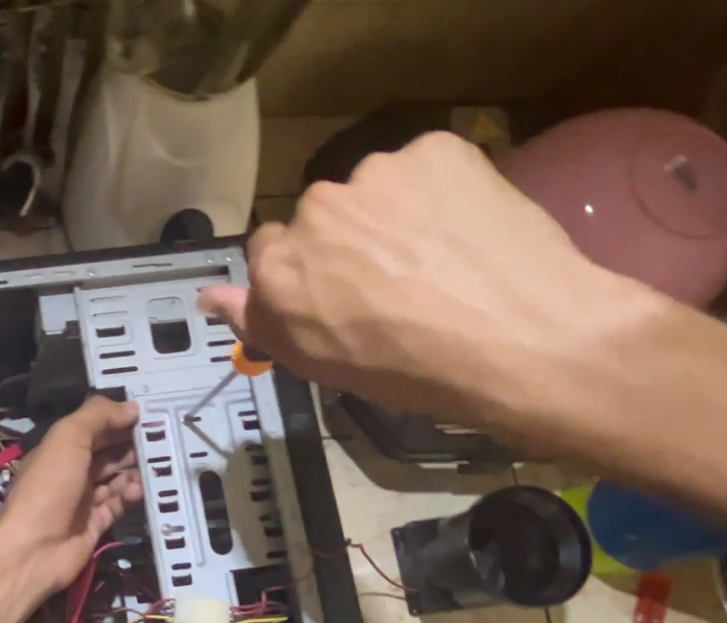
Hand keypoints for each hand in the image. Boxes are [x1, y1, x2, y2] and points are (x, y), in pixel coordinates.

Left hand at [0, 395, 141, 601]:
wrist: (34, 549)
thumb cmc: (48, 487)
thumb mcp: (68, 439)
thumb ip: (97, 417)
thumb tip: (131, 407)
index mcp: (59, 449)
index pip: (92, 428)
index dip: (117, 419)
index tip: (149, 413)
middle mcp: (70, 472)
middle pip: (106, 453)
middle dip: (131, 445)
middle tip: (163, 439)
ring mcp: (82, 500)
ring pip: (115, 479)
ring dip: (135, 470)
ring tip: (158, 463)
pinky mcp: (94, 525)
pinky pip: (117, 505)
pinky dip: (130, 496)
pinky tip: (141, 489)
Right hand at [198, 132, 637, 431]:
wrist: (519, 339)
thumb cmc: (406, 370)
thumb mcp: (314, 362)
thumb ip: (254, 320)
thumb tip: (207, 295)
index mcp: (278, 268)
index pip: (268, 253)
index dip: (304, 276)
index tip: (336, 298)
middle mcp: (313, 212)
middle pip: (317, 218)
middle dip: (342, 242)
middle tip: (389, 281)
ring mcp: (375, 175)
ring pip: (369, 190)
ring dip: (387, 213)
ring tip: (433, 255)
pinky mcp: (435, 150)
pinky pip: (421, 167)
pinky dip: (435, 190)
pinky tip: (461, 228)